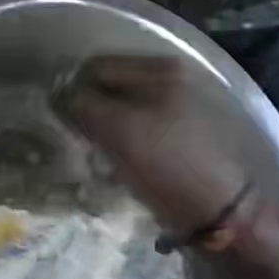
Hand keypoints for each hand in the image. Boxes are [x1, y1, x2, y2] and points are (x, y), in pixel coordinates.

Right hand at [54, 55, 267, 250]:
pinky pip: (136, 123)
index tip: (64, 120)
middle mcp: (172, 78)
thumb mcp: (119, 130)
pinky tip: (119, 160)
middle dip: (90, 108)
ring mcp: (179, 103)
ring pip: (121, 106)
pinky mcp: (181, 129)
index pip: (97, 67)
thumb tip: (58, 92)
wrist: (220, 212)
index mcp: (161, 69)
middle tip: (81, 137)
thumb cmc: (169, 165)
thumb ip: (83, 103)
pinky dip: (122, 137)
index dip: (74, 90)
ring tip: (99, 152)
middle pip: (110, 84)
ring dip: (104, 125)